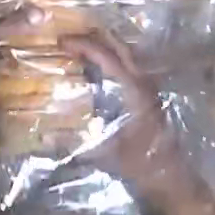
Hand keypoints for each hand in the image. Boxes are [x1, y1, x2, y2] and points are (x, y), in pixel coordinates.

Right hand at [61, 34, 196, 206]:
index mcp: (132, 88)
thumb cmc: (140, 163)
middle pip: (118, 45)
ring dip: (102, 45)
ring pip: (124, 52)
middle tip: (68, 38)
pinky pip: (127, 64)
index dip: (82, 44)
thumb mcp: (105, 154)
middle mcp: (142, 80)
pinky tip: (95, 67)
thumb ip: (74, 143)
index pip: (105, 55)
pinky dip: (110, 58)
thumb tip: (42, 137)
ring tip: (79, 46)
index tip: (61, 41)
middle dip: (92, 36)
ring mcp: (147, 85)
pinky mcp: (148, 93)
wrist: (172, 178)